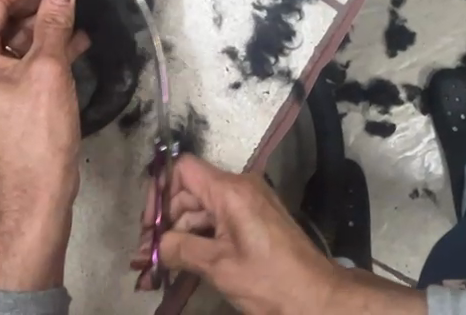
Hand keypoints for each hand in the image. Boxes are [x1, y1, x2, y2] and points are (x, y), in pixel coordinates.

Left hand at [0, 0, 90, 291]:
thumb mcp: (49, 69)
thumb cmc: (36, 133)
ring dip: (48, 26)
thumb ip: (55, 20)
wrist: (37, 202)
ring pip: (18, 42)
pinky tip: (79, 40)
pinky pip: (26, 64)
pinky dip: (50, 50)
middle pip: (4, 21)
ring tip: (80, 10)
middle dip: (38, 3)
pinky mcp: (10, 102)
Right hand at [131, 155, 424, 313]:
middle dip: (166, 222)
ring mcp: (247, 203)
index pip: (184, 169)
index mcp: (230, 190)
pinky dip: (199, 240)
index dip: (161, 191)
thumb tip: (154, 246)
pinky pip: (217, 222)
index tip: (149, 225)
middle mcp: (238, 187)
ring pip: (202, 210)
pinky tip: (182, 266)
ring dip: (180, 236)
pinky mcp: (252, 219)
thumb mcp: (220, 267)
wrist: (317, 296)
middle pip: (190, 192)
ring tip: (159, 269)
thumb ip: (183, 250)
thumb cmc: (270, 280)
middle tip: (147, 257)